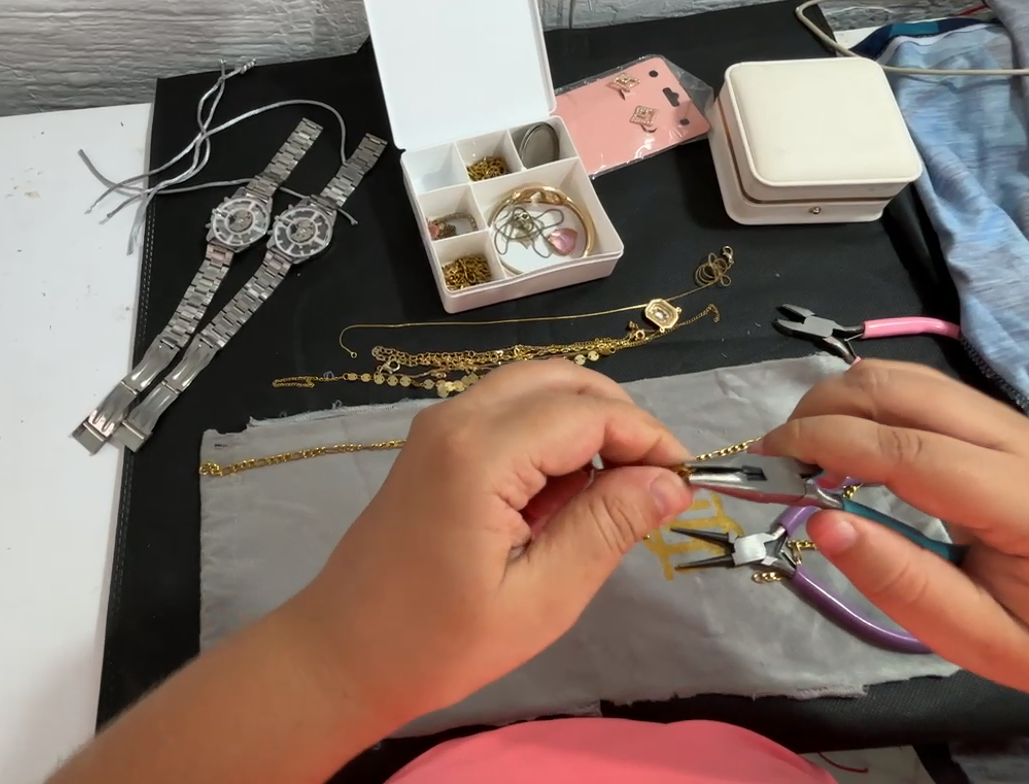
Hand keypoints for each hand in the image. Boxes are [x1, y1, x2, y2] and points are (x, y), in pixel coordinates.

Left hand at [278, 360, 691, 726]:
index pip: (585, 412)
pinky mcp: (434, 439)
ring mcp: (439, 423)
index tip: (684, 481)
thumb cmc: (440, 639)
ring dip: (582, 421)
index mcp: (479, 451)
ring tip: (606, 494)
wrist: (344, 648)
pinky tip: (556, 494)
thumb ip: (606, 527)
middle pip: (558, 379)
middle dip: (617, 417)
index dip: (646, 437)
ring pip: (532, 386)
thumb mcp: (540, 598)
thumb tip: (669, 481)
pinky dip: (546, 431)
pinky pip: (505, 410)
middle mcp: (455, 416)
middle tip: (651, 481)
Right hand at [762, 360, 1028, 707]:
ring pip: (902, 376)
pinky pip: (915, 384)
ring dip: (836, 399)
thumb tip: (820, 521)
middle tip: (780, 454)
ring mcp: (1018, 425)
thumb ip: (898, 581)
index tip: (770, 459)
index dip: (828, 443)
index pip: (910, 450)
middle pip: (901, 391)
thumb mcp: (973, 639)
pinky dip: (861, 399)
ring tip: (805, 446)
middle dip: (821, 410)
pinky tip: (845, 438)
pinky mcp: (1000, 419)